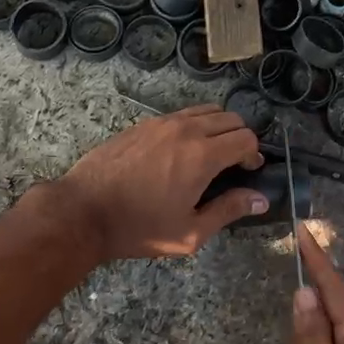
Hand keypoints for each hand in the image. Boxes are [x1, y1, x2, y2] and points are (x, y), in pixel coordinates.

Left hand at [55, 105, 265, 261]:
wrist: (83, 211)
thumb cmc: (138, 228)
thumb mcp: (189, 233)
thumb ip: (228, 211)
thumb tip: (260, 199)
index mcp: (202, 155)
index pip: (246, 137)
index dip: (253, 154)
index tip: (248, 171)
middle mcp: (187, 129)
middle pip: (231, 118)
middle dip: (240, 137)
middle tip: (233, 164)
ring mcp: (163, 122)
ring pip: (207, 110)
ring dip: (219, 127)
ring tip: (211, 153)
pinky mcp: (145, 123)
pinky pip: (182, 114)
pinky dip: (195, 124)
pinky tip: (182, 151)